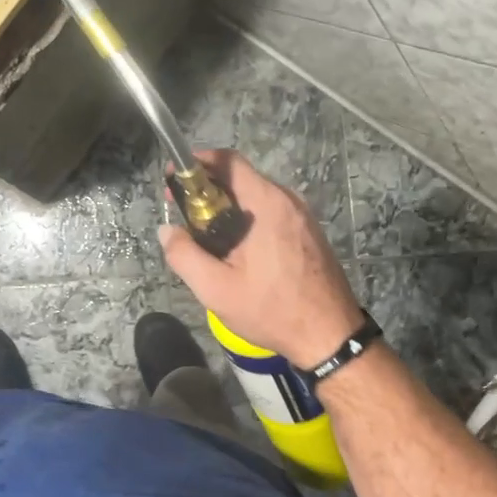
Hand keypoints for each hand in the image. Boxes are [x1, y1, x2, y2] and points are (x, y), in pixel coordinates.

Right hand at [159, 150, 362, 369]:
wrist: (329, 336)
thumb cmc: (271, 309)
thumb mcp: (216, 289)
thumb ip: (184, 255)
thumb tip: (167, 230)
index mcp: (266, 204)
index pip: (229, 161)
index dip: (198, 163)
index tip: (175, 180)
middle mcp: (287, 200)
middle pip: (241, 178)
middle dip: (207, 189)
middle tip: (183, 212)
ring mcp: (302, 216)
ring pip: (256, 196)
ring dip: (227, 206)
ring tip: (205, 235)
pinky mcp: (309, 232)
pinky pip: (271, 212)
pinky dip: (248, 218)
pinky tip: (236, 248)